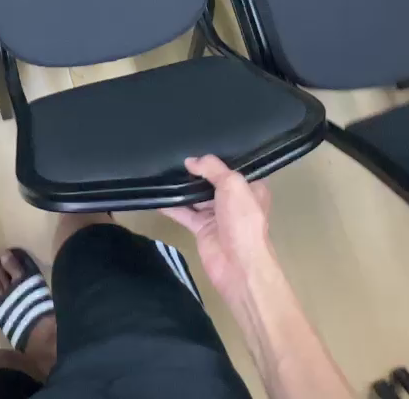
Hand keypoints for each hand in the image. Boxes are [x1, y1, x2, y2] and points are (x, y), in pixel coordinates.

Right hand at [159, 155, 275, 303]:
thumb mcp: (232, 184)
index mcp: (251, 188)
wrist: (239, 266)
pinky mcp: (202, 229)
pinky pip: (184, 213)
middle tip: (177, 152)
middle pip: (213, 180)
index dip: (221, 155)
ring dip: (183, 186)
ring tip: (164, 168)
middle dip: (198, 169)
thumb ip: (211, 168)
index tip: (202, 142)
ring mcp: (217, 215)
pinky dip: (172, 205)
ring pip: (197, 196)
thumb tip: (190, 161)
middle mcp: (235, 200)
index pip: (235, 166)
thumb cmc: (243, 220)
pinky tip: (158, 195)